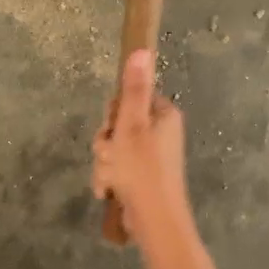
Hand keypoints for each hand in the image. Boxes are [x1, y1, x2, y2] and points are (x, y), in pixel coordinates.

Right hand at [92, 49, 189, 243]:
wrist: (155, 220)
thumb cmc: (142, 170)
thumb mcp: (132, 125)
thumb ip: (134, 89)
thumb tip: (142, 48)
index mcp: (164, 115)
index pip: (128, 100)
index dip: (112, 116)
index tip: (111, 129)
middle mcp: (162, 133)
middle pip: (118, 126)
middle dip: (106, 145)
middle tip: (110, 157)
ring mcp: (153, 157)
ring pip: (114, 150)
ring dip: (105, 165)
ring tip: (110, 180)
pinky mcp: (145, 178)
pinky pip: (118, 170)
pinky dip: (110, 179)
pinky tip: (109, 191)